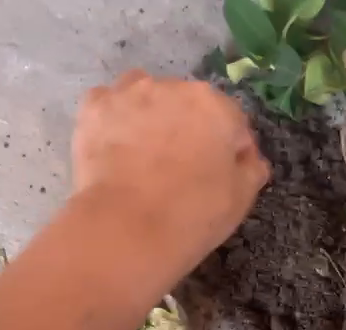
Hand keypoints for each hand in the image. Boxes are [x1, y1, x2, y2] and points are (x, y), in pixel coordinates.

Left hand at [71, 70, 268, 276]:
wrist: (128, 226)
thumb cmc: (195, 213)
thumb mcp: (242, 198)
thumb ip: (251, 169)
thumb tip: (249, 158)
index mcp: (216, 107)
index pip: (235, 124)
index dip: (235, 152)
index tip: (230, 176)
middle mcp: (173, 87)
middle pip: (192, 106)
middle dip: (195, 131)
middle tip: (190, 171)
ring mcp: (129, 92)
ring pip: (151, 100)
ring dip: (158, 120)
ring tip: (153, 159)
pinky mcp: (94, 106)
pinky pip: (116, 107)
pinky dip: (122, 124)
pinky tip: (124, 153)